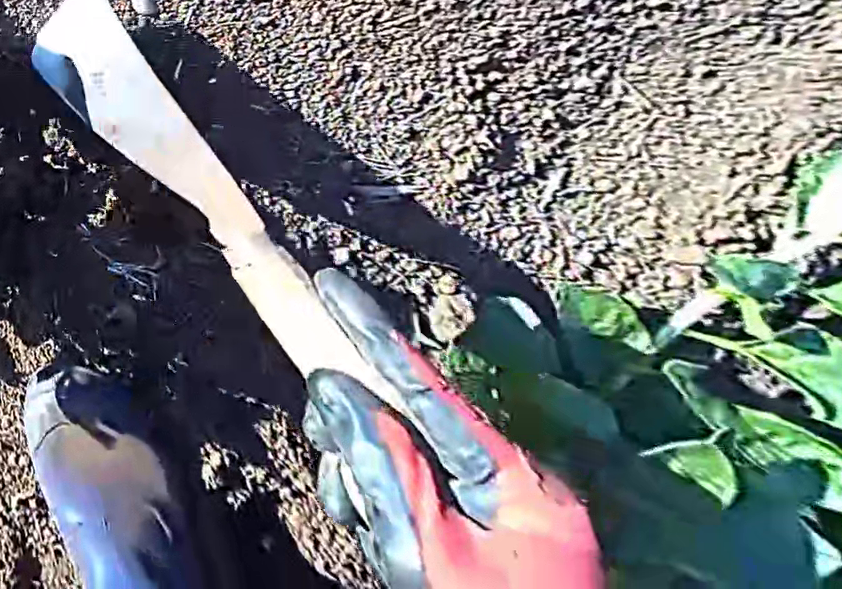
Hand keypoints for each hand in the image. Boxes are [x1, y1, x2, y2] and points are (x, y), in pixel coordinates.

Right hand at [304, 270, 600, 588]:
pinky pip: (395, 481)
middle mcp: (499, 473)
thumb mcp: (429, 556)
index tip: (330, 284)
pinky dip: (369, 497)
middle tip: (331, 450)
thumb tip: (334, 384)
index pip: (423, 381)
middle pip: (398, 412)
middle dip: (356, 426)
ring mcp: (481, 498)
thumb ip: (383, 463)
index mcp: (511, 475)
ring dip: (359, 474)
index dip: (371, 327)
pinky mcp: (460, 518)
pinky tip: (370, 530)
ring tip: (365, 523)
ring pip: (388, 446)